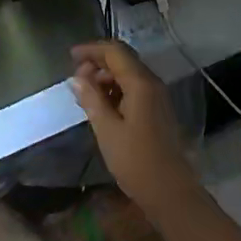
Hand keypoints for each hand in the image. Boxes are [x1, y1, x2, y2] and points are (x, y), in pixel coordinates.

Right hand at [70, 41, 204, 220]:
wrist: (170, 191)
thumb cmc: (136, 161)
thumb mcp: (107, 131)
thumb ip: (92, 100)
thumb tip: (77, 77)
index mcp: (141, 83)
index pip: (115, 51)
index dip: (92, 49)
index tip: (70, 56)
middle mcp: (152, 82)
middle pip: (124, 59)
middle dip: (98, 62)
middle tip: (76, 79)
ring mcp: (157, 95)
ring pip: (129, 73)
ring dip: (107, 76)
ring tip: (86, 93)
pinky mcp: (158, 109)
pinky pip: (135, 88)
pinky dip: (117, 89)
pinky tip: (103, 105)